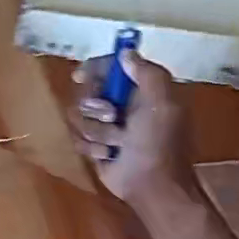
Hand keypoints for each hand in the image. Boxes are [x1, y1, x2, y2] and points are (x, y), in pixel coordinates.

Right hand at [68, 51, 198, 210]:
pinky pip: (76, 136)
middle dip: (94, 105)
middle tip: (111, 117)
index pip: (110, 67)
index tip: (82, 77)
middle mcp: (123, 105)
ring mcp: (107, 126)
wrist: (152, 186)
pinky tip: (107, 155)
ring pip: (79, 115)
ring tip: (114, 144)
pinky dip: (91, 146)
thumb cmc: (159, 144)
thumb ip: (147, 74)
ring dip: (95, 130)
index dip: (95, 68)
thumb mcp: (162, 104)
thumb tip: (125, 52)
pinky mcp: (95, 145)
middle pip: (88, 91)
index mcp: (141, 91)